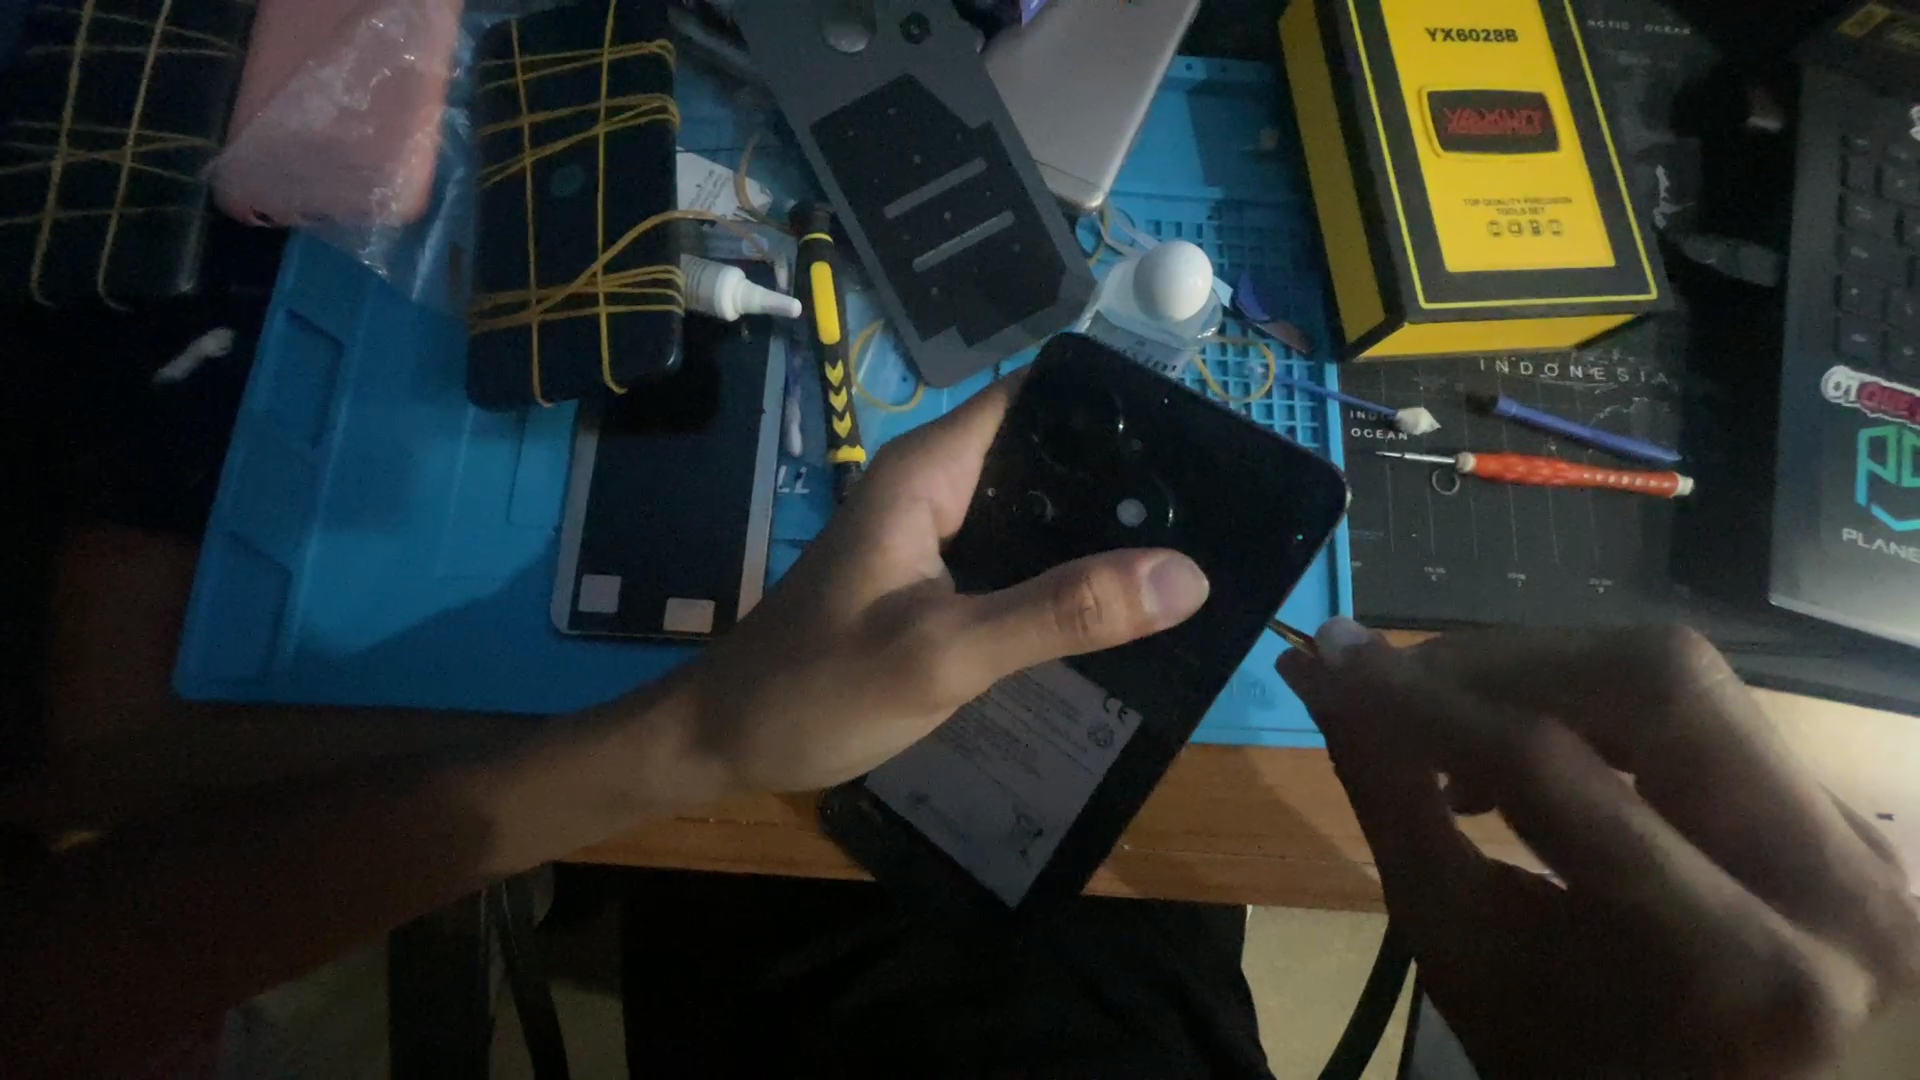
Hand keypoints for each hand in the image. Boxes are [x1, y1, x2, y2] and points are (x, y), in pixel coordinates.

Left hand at [684, 377, 1210, 794]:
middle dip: (1116, 479)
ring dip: (1092, 532)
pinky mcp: (933, 579)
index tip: (1192, 440)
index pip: (1034, 399)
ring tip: (1179, 557)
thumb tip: (1183, 575)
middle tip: (1205, 515)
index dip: (1111, 408)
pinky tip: (1108, 605)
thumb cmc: (819, 687)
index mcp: (930, 472)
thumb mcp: (945, 652)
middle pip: (1042, 455)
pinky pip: (1012, 558)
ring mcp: (932, 535)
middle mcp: (934, 488)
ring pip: (1031, 511)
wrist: (730, 738)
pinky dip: (1058, 574)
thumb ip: (1059, 612)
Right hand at [1278, 619, 1919, 1078]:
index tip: (1328, 656)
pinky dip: (1571, 698)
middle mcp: (1835, 885)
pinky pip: (1685, 706)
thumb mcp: (1449, 936)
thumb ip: (1386, 792)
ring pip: (1670, 675)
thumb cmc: (1556, 1052)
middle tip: (1395, 681)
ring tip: (1450, 725)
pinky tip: (1518, 744)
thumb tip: (1318, 675)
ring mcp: (1858, 841)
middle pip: (1649, 681)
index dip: (1419, 698)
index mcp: (1730, 963)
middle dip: (1492, 661)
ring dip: (1527, 673)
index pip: (1544, 765)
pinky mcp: (1836, 811)